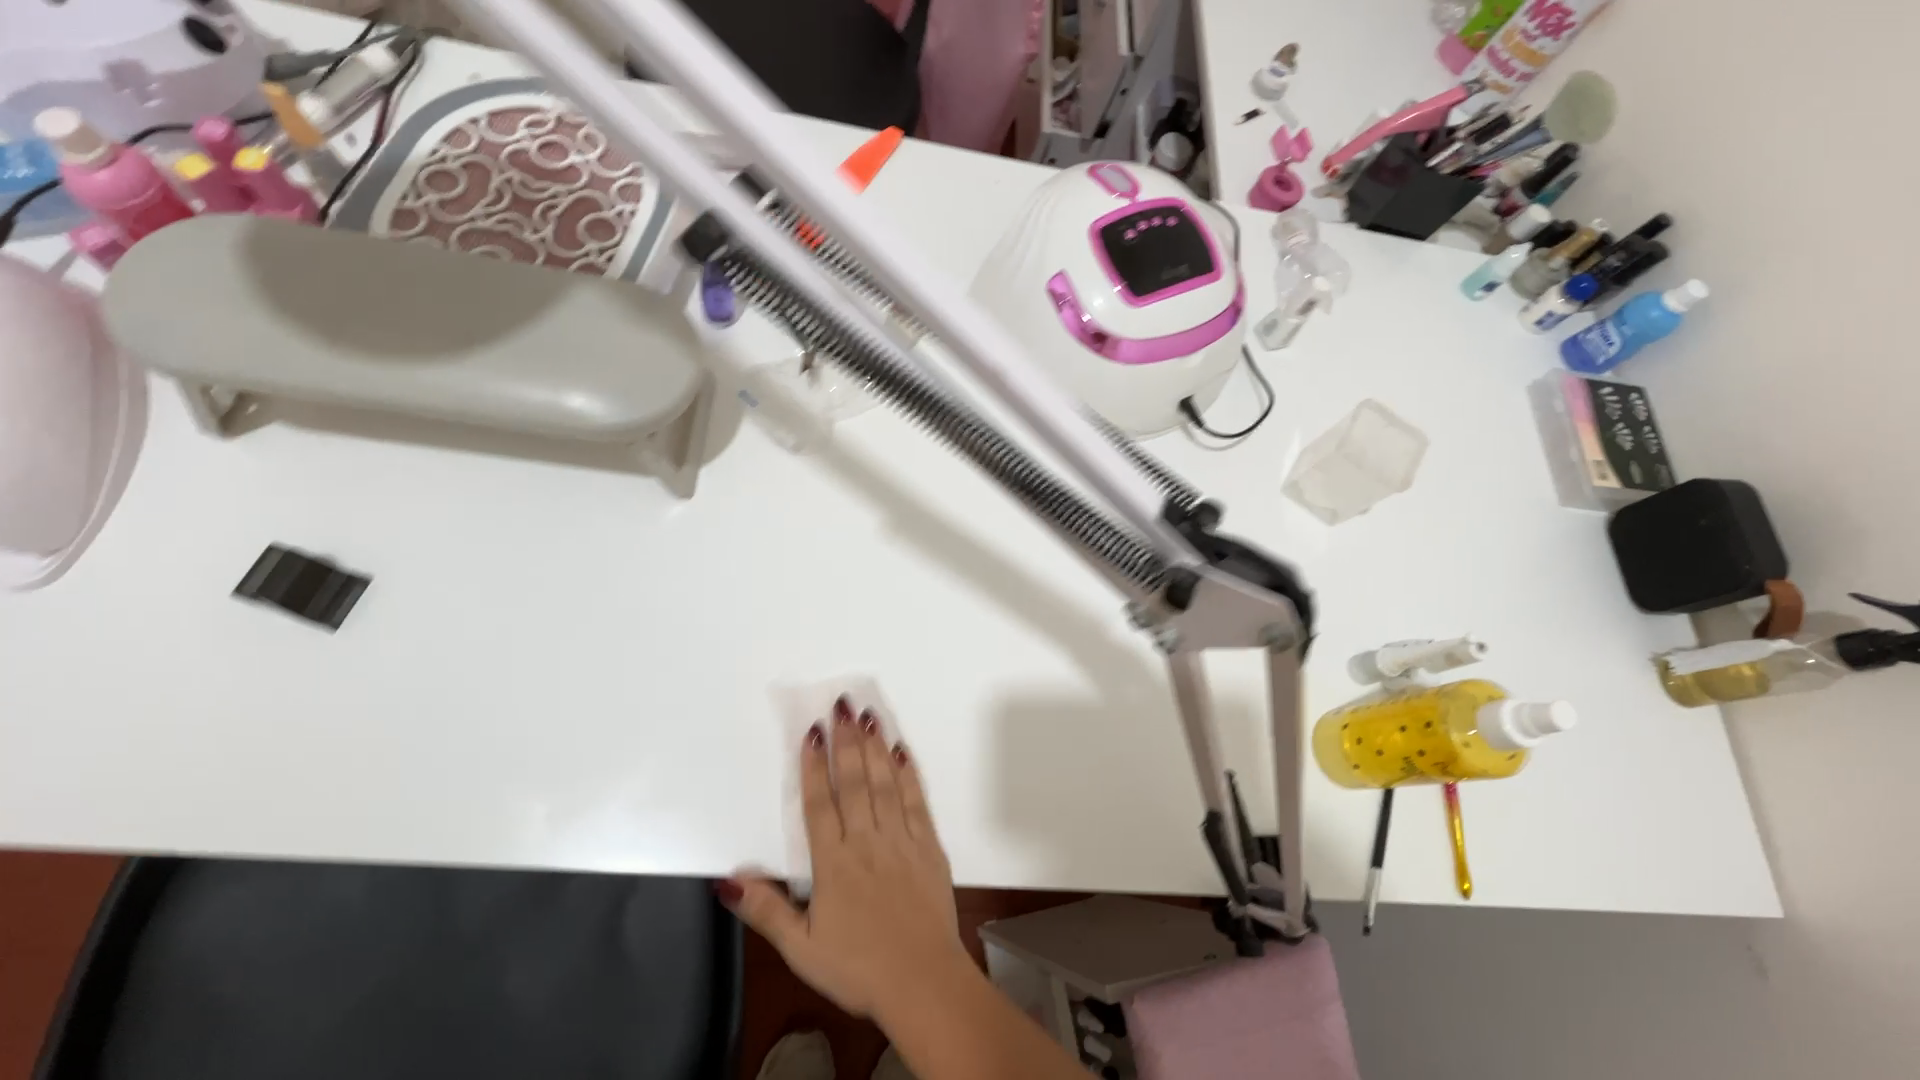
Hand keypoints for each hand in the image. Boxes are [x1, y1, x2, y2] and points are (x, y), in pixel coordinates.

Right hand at [721, 697, 969, 1018]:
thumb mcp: (802, 948)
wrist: (923, 981)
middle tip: (842, 705)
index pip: (819, 805)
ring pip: (885, 785)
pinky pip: (918, 802)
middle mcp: (867, 842)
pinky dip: (909, 774)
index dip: (813, 767)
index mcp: (833, 864)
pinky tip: (902, 752)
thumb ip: (766, 910)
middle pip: (854, 783)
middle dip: (846, 741)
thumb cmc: (859, 968)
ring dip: (875, 748)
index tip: (811, 732)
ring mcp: (902, 841)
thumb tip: (729, 878)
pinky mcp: (930, 849)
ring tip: (869, 715)